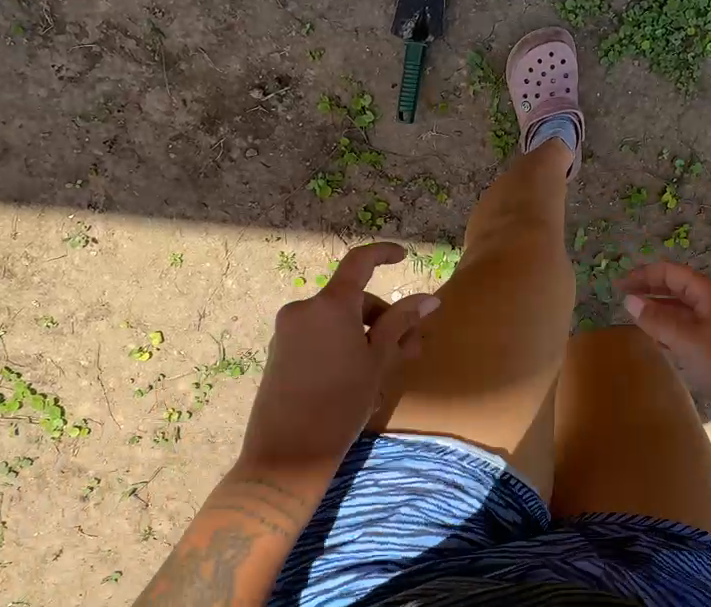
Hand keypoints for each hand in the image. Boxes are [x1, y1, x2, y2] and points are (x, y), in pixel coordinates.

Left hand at [233, 242, 438, 479]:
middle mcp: (304, 310)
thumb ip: (401, 323)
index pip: (359, 262)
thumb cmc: (340, 403)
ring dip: (368, 334)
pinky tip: (363, 374)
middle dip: (385, 317)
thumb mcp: (378, 360)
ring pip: (339, 320)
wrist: (286, 456)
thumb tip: (429, 299)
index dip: (383, 254)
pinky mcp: (281, 353)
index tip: (404, 256)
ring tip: (392, 366)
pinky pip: (321, 336)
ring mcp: (288, 332)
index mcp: (329, 305)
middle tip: (412, 347)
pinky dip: (345, 344)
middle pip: (354, 299)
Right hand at [617, 261, 710, 417]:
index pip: (672, 272)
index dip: (644, 274)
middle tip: (622, 298)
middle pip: (678, 288)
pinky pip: (691, 329)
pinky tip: (658, 341)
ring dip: (660, 311)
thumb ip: (656, 320)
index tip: (618, 284)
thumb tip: (630, 300)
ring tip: (635, 318)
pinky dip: (672, 330)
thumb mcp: (685, 340)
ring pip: (684, 310)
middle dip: (650, 291)